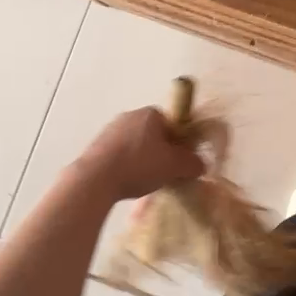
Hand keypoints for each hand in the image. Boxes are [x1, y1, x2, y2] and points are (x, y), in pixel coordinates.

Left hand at [70, 107, 204, 202]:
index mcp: (150, 113)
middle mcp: (129, 115)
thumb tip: (200, 164)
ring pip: (135, 144)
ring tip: (143, 181)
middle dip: (160, 152)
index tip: (179, 162)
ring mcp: (110, 129)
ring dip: (141, 159)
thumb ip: (192, 163)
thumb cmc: (139, 165)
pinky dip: (125, 165)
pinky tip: (125, 181)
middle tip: (164, 173)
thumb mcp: (174, 166)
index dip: (179, 143)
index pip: (172, 124)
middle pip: (153, 134)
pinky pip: (118, 154)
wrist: (95, 179)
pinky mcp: (95, 145)